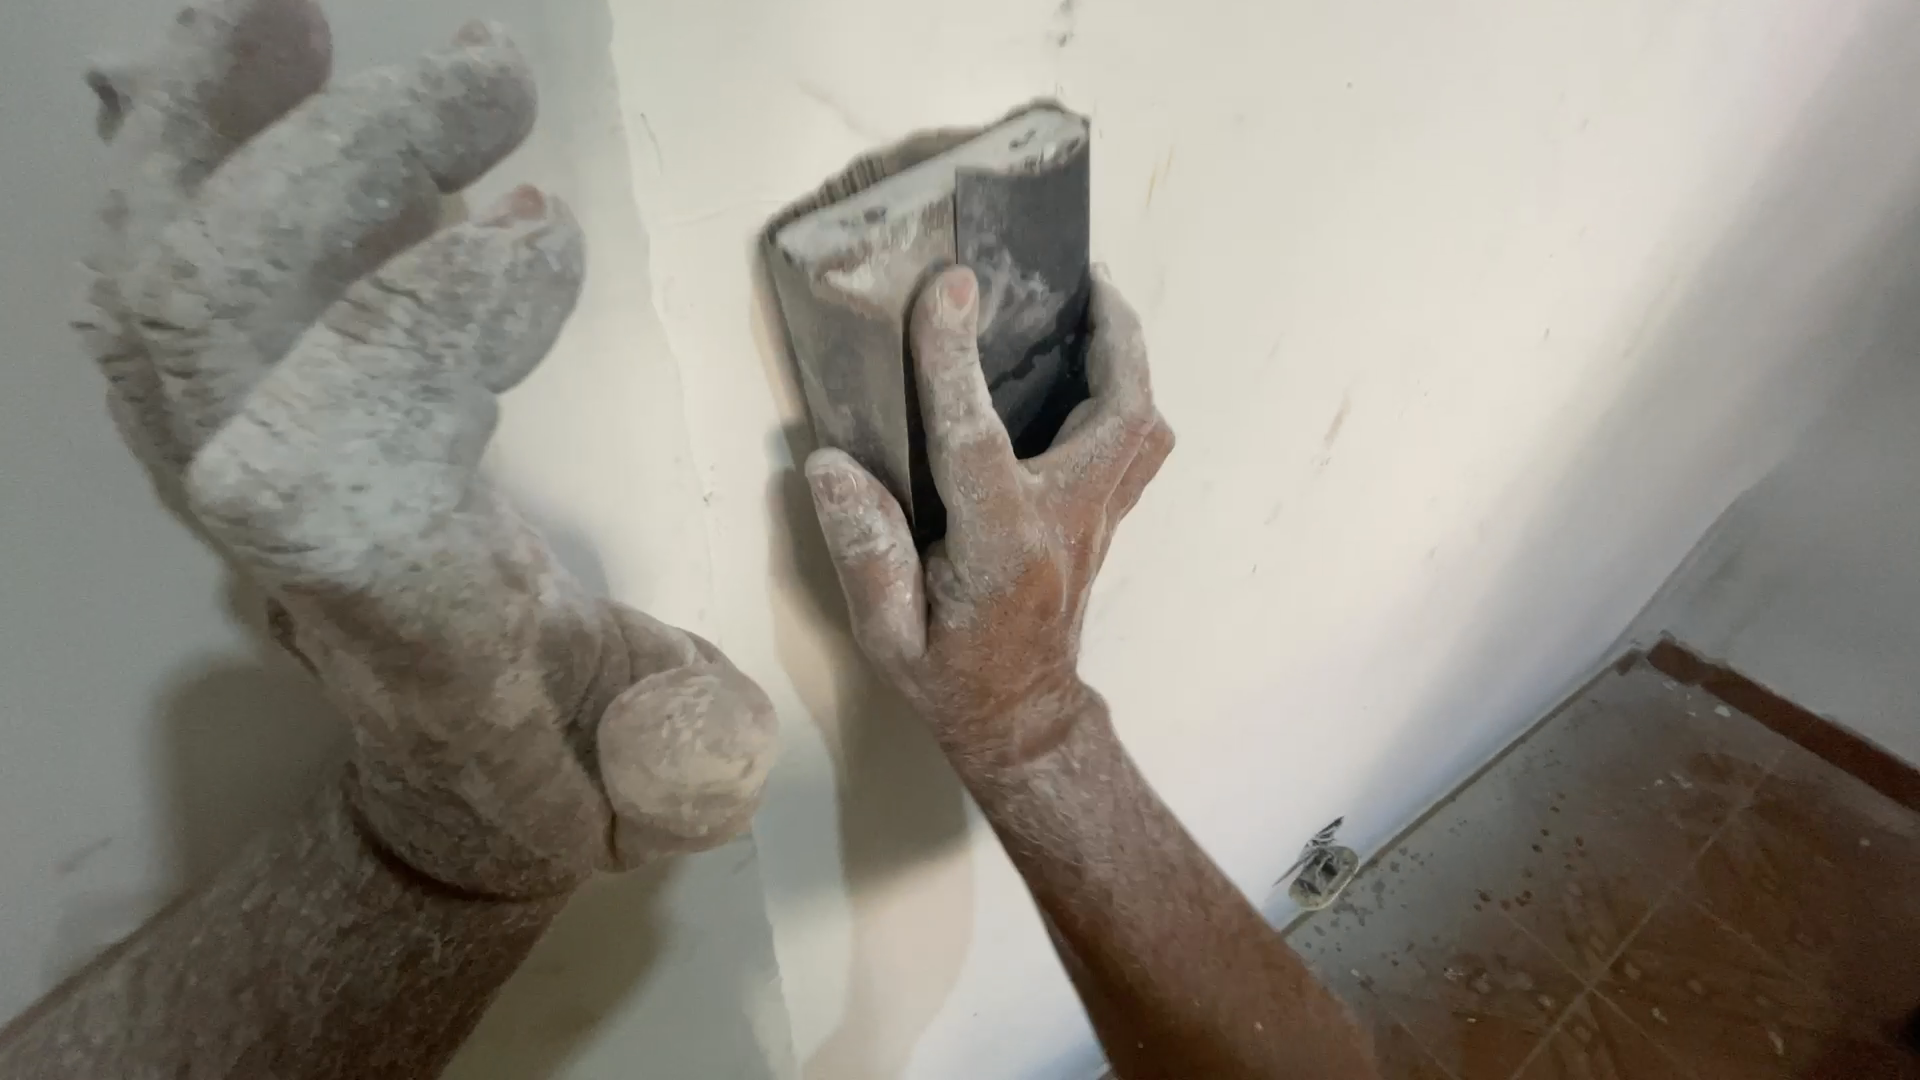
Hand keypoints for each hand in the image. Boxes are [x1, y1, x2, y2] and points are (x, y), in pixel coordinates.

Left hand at [75, 0, 775, 898]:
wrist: (451, 789)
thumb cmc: (555, 778)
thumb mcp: (648, 793)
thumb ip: (684, 761)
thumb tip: (698, 712)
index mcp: (411, 632)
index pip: (343, 479)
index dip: (424, 338)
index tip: (546, 228)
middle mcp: (294, 553)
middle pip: (224, 344)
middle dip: (343, 185)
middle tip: (490, 86)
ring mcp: (253, 488)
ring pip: (165, 297)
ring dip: (228, 136)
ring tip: (308, 17)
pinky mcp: (263, 438)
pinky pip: (180, 290)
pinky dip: (200, 166)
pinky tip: (266, 74)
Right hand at [806, 266, 1172, 772]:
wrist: (1020, 716)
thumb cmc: (950, 678)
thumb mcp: (885, 634)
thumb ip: (863, 552)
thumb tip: (833, 464)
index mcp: (1001, 548)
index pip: (978, 440)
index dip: (956, 362)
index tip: (948, 287)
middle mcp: (1065, 525)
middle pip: (1120, 416)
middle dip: (1111, 336)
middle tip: (1083, 275)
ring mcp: (1099, 524)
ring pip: (1144, 429)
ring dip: (1129, 361)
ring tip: (1095, 309)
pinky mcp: (1107, 524)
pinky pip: (1141, 451)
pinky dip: (1130, 401)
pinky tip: (1096, 380)